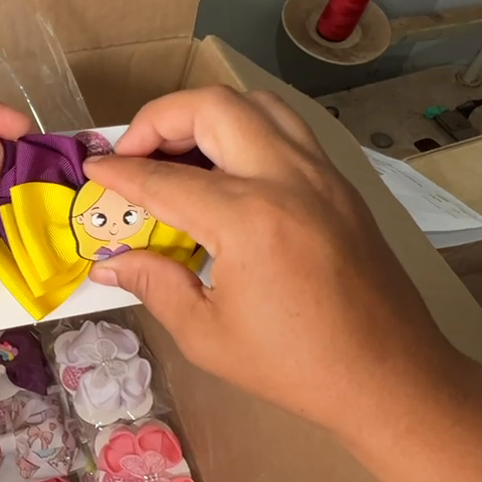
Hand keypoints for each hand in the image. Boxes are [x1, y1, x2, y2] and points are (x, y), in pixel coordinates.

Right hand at [83, 87, 467, 433]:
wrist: (390, 377)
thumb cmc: (292, 365)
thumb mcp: (206, 334)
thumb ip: (153, 284)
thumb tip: (107, 262)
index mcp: (247, 220)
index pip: (164, 179)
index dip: (119, 173)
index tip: (92, 170)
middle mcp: (286, 179)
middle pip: (212, 107)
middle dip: (158, 118)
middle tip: (134, 153)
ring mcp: (320, 175)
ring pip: (256, 104)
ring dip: (206, 115)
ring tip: (178, 151)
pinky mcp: (339, 184)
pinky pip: (286, 129)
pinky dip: (244, 130)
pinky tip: (226, 171)